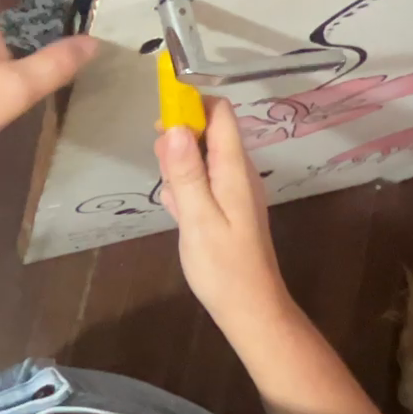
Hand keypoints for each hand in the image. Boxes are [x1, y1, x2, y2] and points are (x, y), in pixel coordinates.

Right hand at [155, 97, 291, 318]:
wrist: (250, 310)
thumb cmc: (223, 267)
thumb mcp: (198, 218)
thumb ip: (186, 172)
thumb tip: (175, 127)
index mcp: (234, 168)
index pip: (220, 112)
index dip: (191, 103)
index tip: (162, 116)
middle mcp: (237, 171)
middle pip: (207, 130)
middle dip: (178, 137)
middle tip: (163, 170)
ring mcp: (233, 188)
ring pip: (200, 155)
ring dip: (178, 164)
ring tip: (172, 196)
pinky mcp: (226, 205)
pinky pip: (201, 179)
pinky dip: (184, 185)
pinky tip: (177, 210)